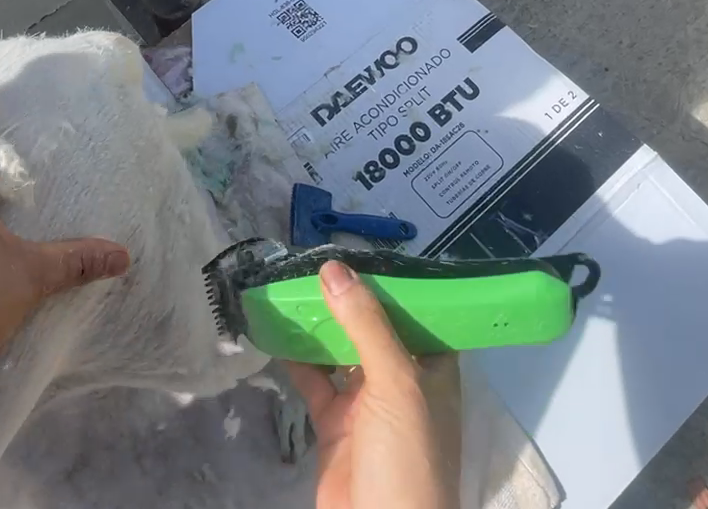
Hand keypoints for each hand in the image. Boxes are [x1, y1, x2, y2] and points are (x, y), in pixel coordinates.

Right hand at [286, 261, 449, 508]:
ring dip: (317, 324)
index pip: (417, 312)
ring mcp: (367, 404)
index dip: (391, 282)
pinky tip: (275, 331)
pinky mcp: (336, 425)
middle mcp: (402, 380)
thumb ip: (366, 324)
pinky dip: (295, 358)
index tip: (359, 250)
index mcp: (432, 368)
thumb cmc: (407, 458)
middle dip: (345, 298)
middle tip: (310, 261)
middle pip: (373, 327)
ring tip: (287, 286)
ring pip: (340, 350)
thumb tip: (334, 268)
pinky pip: (314, 381)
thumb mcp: (396, 383)